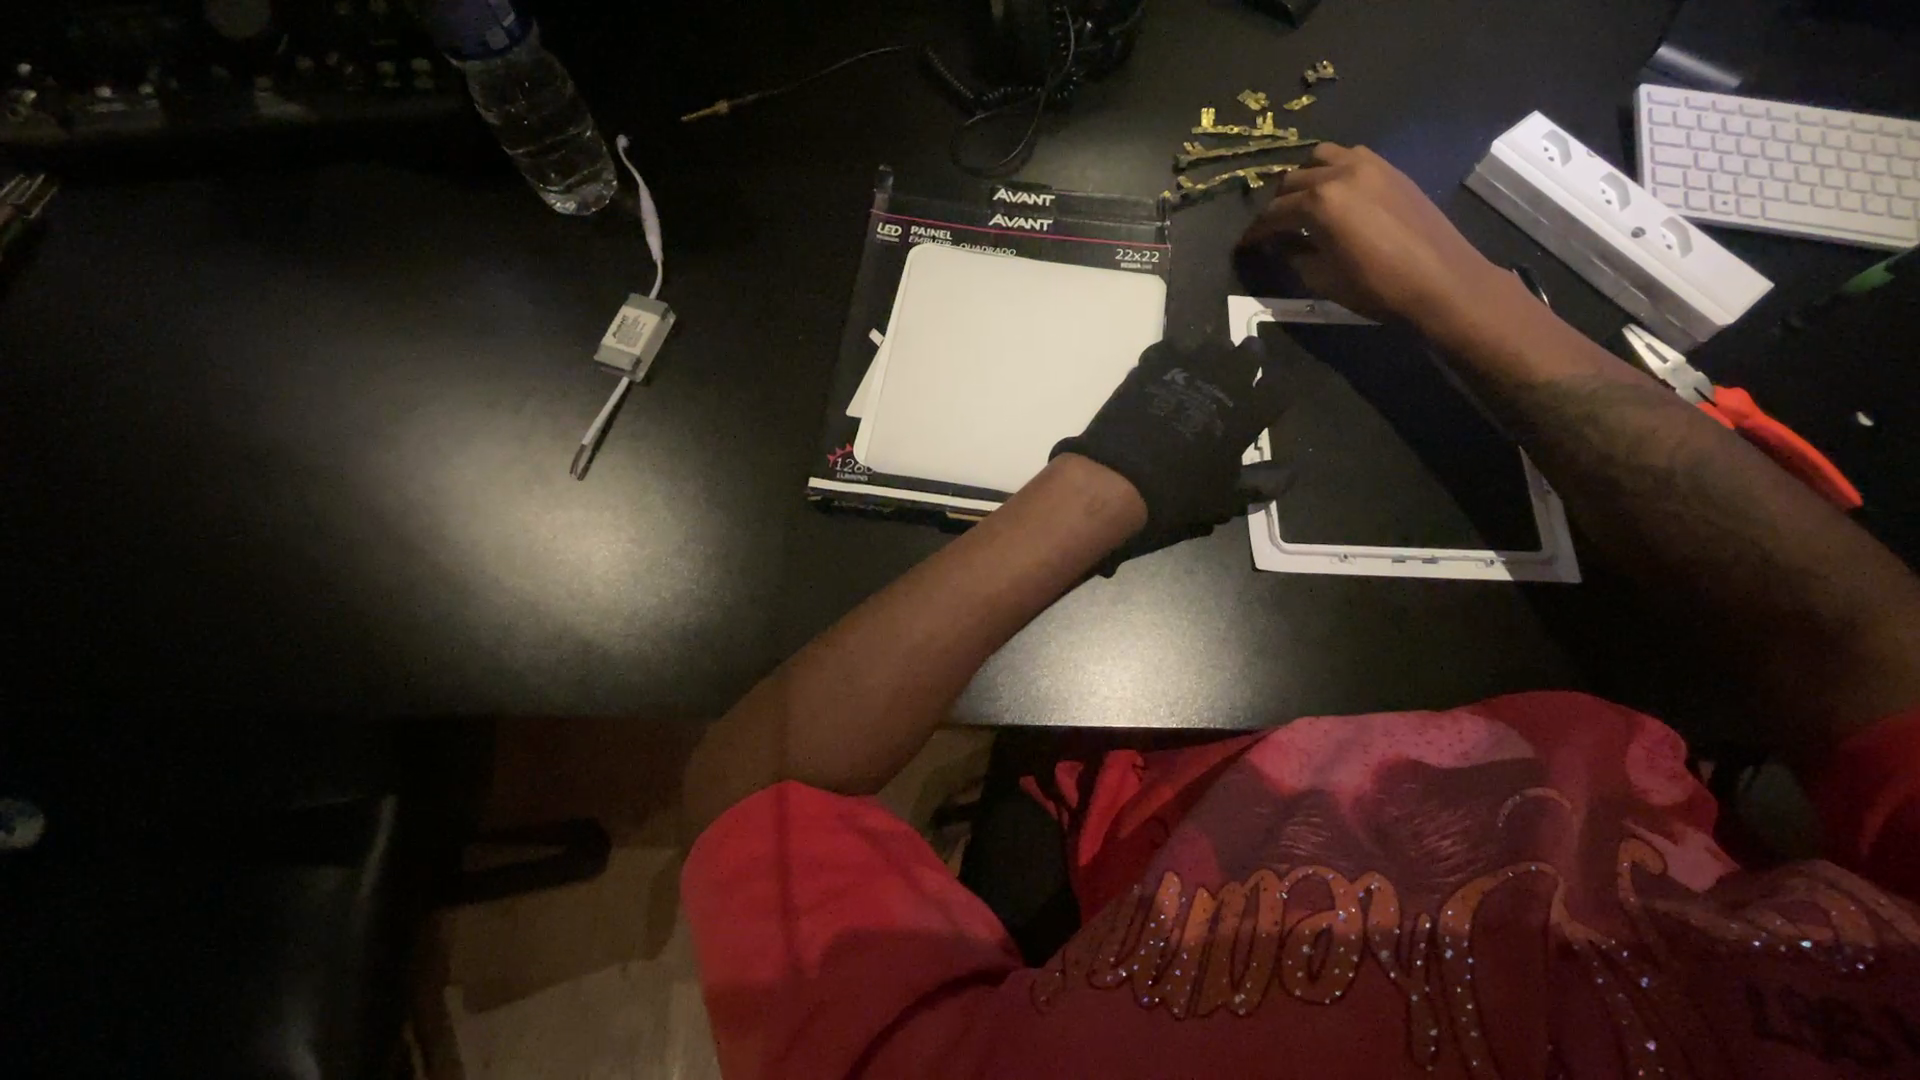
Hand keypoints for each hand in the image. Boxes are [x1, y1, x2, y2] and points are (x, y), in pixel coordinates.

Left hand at [1052, 336, 1290, 566]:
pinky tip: (1166, 370)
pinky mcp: (1151, 365)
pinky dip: (1170, 357)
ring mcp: (1187, 367)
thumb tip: (1291, 475)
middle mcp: (1225, 379)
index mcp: (1250, 410)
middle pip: (1249, 353)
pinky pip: (1167, 349)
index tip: (1270, 401)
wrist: (1122, 477)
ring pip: (1209, 345)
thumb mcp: (1227, 496)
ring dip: (1212, 353)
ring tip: (1205, 366)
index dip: (1277, 394)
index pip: (1280, 390)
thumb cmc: (1182, 490)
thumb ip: (1261, 483)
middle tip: (1244, 367)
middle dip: (1250, 358)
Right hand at [1238, 144, 1504, 330]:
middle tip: (1272, 228)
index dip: (1255, 232)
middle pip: (1292, 181)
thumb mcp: (1322, 278)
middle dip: (1276, 205)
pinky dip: (1333, 170)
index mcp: (1318, 203)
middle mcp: (1339, 173)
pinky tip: (1335, 193)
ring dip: (1304, 178)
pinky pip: (1350, 156)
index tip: (1245, 245)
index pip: (1272, 214)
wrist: (1440, 279)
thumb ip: (1294, 255)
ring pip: (1319, 158)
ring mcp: (1368, 165)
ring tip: (1302, 202)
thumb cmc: (1375, 286)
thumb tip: (1279, 244)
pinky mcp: (1390, 168)